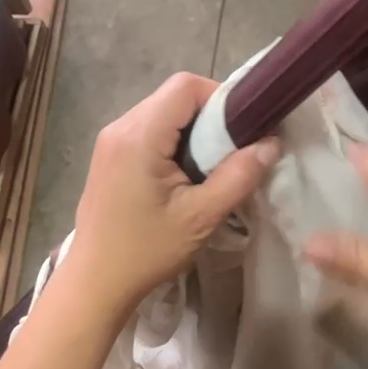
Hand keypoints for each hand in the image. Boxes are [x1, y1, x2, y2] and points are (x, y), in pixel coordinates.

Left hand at [67, 73, 278, 309]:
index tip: (242, 130)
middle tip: (231, 153)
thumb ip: (238, 176)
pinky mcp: (108, 156)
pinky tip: (183, 176)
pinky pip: (147, 130)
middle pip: (173, 97)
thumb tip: (272, 143)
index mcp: (139, 136)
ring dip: (191, 131)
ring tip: (209, 167)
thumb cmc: (146, 251)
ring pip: (161, 112)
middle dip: (209, 116)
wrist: (95, 281)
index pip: (185, 86)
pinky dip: (171, 142)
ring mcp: (110, 141)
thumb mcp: (200, 217)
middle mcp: (120, 127)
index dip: (221, 98)